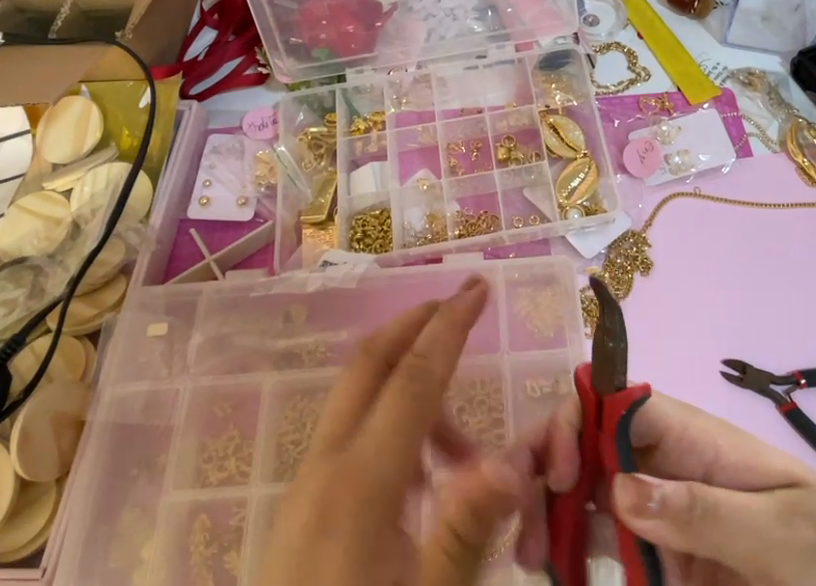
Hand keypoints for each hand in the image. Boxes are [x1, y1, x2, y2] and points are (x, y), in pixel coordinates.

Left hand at [257, 276, 538, 585]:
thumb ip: (466, 528)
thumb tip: (510, 459)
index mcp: (360, 479)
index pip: (413, 377)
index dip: (449, 326)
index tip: (478, 287)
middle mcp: (326, 464)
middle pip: (370, 365)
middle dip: (416, 325)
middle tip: (462, 307)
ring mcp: (309, 485)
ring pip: (361, 402)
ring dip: (414, 394)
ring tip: (468, 451)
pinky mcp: (305, 508)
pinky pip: (353, 439)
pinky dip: (395, 430)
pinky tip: (427, 483)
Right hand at [527, 393, 815, 585]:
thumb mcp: (783, 534)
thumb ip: (704, 510)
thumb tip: (620, 488)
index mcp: (699, 441)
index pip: (620, 405)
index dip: (575, 421)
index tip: (549, 471)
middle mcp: (670, 466)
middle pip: (590, 444)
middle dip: (544, 466)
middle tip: (516, 521)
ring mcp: (663, 513)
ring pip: (587, 493)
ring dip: (548, 512)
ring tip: (525, 553)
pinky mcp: (661, 559)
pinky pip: (605, 544)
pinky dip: (570, 550)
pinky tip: (549, 567)